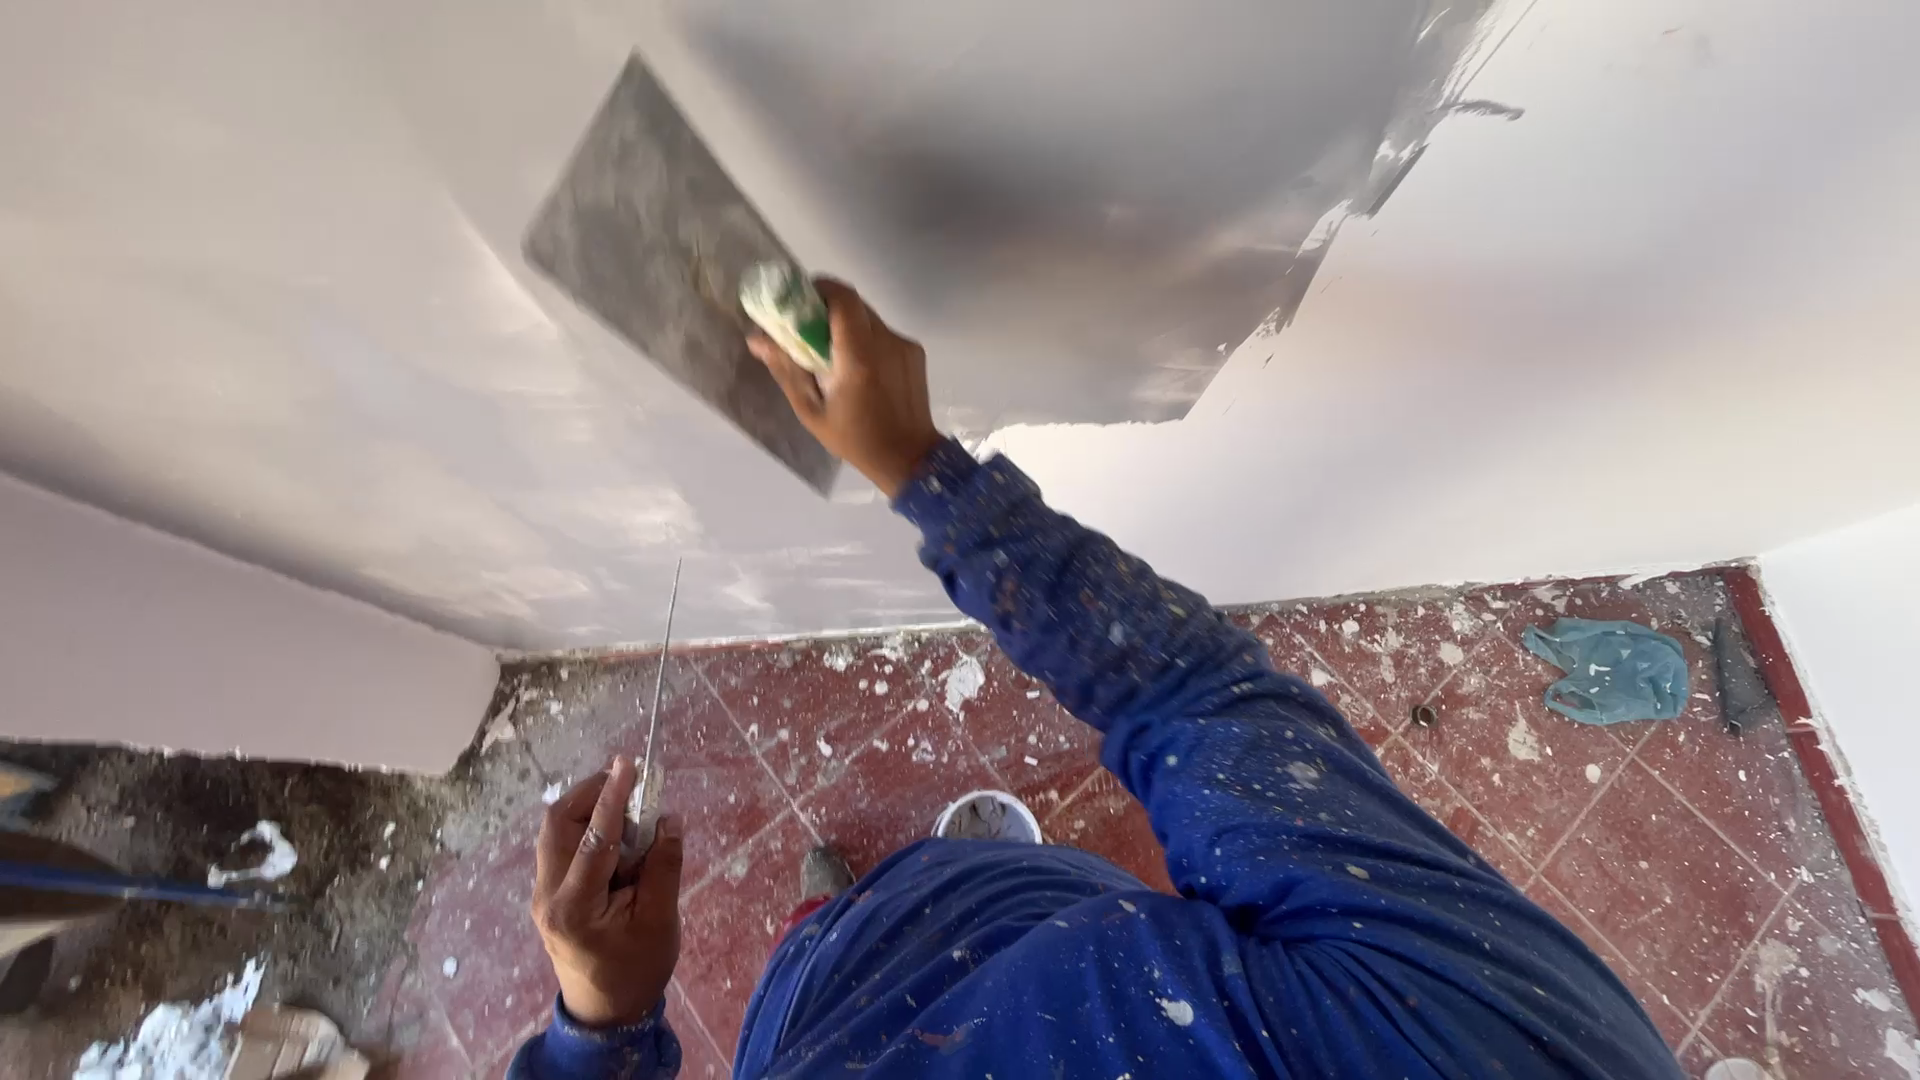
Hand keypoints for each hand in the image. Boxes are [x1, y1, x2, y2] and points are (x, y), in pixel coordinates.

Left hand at [531, 756, 684, 1027]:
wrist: (606, 1011)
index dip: (613, 797)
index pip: (593, 839)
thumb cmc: (637, 968)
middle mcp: (548, 895)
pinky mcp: (551, 892)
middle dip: (593, 793)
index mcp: (574, 907)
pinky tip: (622, 835)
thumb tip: (668, 818)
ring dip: (592, 808)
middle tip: (631, 783)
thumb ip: (663, 865)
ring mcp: (544, 893)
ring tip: (631, 811)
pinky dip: (591, 826)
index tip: (628, 763)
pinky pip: (565, 843)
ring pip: (558, 830)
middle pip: (559, 823)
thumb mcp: (660, 919)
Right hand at [748, 279, 942, 497]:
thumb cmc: (855, 439)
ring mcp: (905, 346)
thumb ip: (786, 369)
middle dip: (828, 309)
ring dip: (847, 326)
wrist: (909, 457)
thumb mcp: (812, 411)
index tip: (800, 303)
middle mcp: (887, 343)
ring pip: (869, 317)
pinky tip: (860, 370)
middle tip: (810, 330)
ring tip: (834, 355)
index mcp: (859, 358)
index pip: (842, 298)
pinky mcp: (915, 352)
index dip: (819, 290)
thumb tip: (756, 338)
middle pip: (854, 304)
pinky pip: (884, 333)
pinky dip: (867, 341)